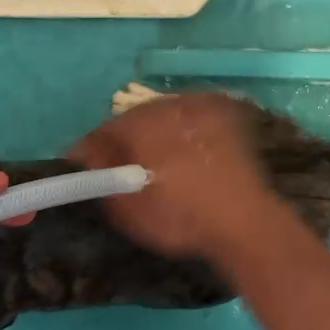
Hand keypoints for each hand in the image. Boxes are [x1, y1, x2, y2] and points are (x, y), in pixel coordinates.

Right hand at [68, 94, 284, 259]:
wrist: (246, 223)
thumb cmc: (182, 218)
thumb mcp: (129, 209)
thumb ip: (101, 178)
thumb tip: (87, 160)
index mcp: (141, 123)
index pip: (102, 131)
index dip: (90, 150)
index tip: (83, 168)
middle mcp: (169, 106)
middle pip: (133, 119)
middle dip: (123, 140)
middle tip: (118, 167)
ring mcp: (201, 108)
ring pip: (164, 117)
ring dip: (153, 134)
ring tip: (153, 163)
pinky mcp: (226, 117)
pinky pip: (191, 120)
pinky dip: (181, 133)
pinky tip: (184, 156)